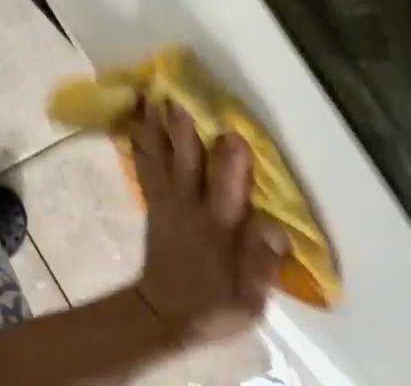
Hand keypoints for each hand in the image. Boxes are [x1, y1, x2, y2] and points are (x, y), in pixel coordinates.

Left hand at [128, 102, 286, 343]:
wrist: (164, 313)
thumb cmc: (214, 306)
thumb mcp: (249, 300)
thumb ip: (262, 263)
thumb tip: (275, 229)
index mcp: (220, 230)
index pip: (229, 192)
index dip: (232, 165)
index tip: (234, 136)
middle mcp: (191, 208)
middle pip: (187, 164)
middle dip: (183, 132)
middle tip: (176, 98)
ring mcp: (167, 202)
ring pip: (161, 158)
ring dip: (155, 127)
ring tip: (148, 96)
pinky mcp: (153, 202)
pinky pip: (145, 166)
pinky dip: (139, 141)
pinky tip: (135, 119)